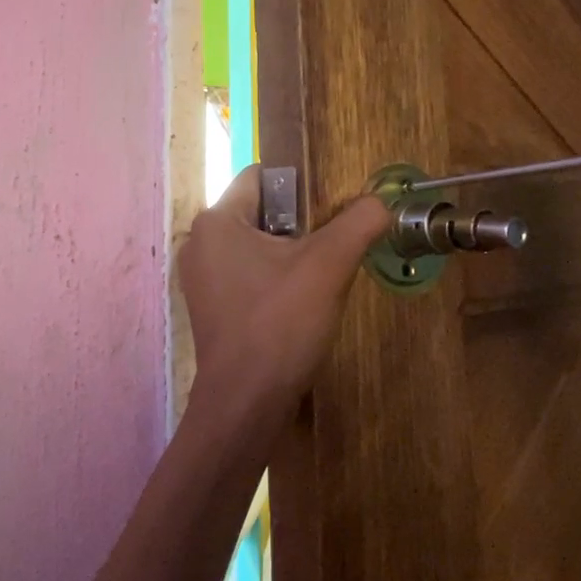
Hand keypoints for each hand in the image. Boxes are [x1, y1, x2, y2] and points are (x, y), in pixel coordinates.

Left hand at [180, 167, 391, 415]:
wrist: (246, 404)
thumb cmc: (280, 324)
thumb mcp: (328, 265)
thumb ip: (358, 223)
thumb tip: (381, 202)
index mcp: (216, 221)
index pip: (260, 176)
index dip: (300, 184)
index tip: (332, 208)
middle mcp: (200, 243)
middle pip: (260, 212)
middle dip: (299, 224)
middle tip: (334, 244)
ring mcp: (202, 280)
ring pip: (256, 246)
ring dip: (290, 255)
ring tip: (322, 276)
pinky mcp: (212, 309)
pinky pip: (248, 276)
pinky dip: (275, 281)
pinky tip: (300, 304)